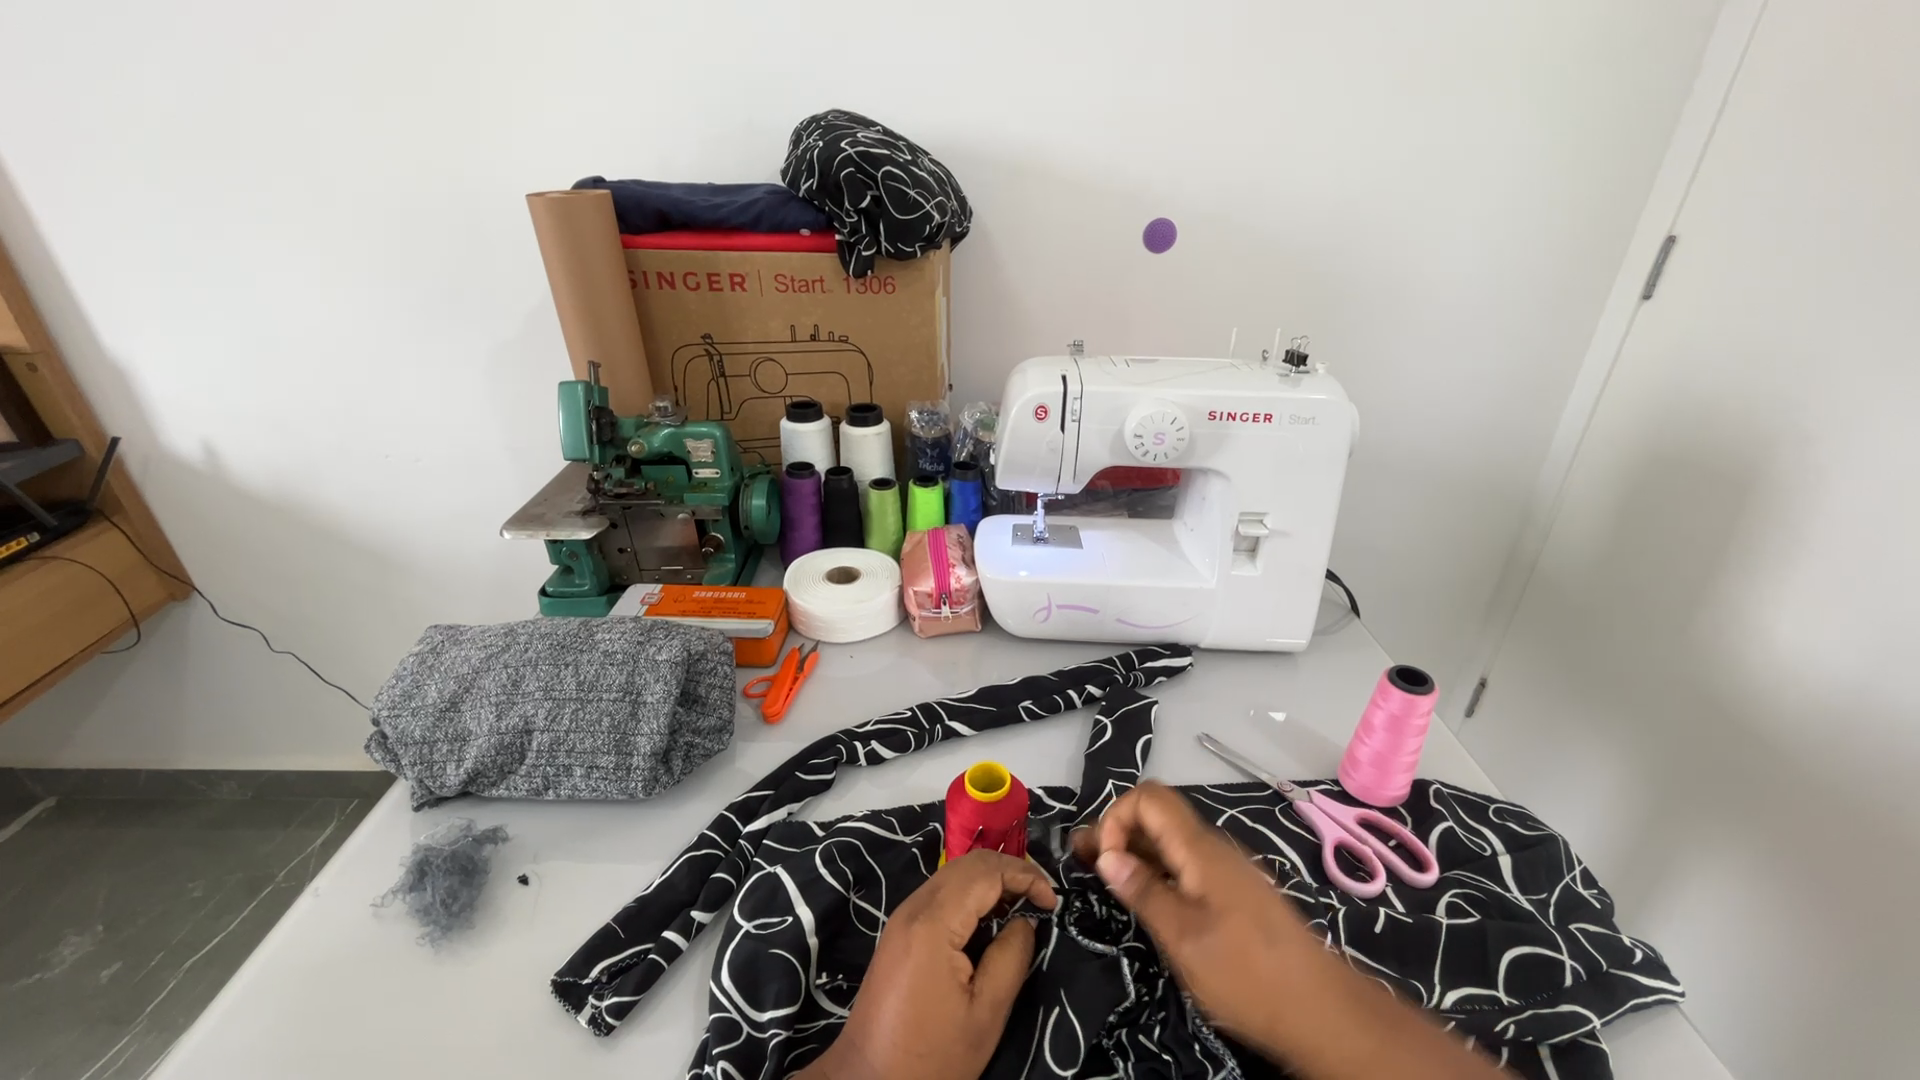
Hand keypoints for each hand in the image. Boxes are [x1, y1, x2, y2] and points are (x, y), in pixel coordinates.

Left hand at [802, 850, 1056, 1079]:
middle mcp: (914, 907)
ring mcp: (902, 917)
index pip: (986, 872)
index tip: (1053, 902)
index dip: (1025, 875)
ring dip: (990, 881)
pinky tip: (990, 920)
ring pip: (953, 874)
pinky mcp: (899, 931)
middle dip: (1010, 871)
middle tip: (1041, 898)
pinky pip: (940, 893)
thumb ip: (1011, 958)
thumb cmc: (932, 1055)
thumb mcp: (986, 1014)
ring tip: (1022, 906)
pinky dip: (971, 894)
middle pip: (968, 863)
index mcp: (934, 921)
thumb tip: (1025, 921)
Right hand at [1072, 780, 1317, 1047]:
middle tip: (1083, 860)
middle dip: (1118, 832)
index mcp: (1201, 850)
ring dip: (1135, 853)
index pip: (1149, 798)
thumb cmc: (1247, 974)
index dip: (1117, 817)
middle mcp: (1215, 850)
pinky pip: (1187, 866)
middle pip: (1158, 817)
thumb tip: (1106, 856)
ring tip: (1105, 877)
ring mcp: (1228, 872)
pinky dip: (1158, 872)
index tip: (1105, 861)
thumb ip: (1143, 892)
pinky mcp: (1235, 895)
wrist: (1323, 1013)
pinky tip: (1145, 897)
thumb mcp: (1183, 937)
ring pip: (1172, 843)